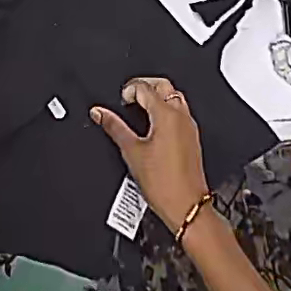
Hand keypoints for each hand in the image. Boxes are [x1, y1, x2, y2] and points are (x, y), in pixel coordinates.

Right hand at [91, 77, 209, 230]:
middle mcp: (181, 117)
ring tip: (139, 107)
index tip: (120, 98)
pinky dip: (166, 109)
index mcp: (166, 115)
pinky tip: (153, 123)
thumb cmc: (164, 183)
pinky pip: (180, 112)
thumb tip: (99, 113)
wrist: (186, 206)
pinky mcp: (192, 138)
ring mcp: (189, 127)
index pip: (145, 88)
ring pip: (174, 97)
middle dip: (144, 85)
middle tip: (129, 94)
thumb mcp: (131, 151)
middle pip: (164, 86)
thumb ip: (114, 126)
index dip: (129, 89)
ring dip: (157, 96)